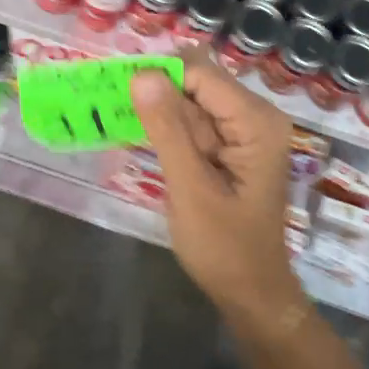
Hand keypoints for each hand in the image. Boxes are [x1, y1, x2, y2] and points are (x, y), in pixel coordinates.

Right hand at [130, 46, 305, 324]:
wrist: (251, 294)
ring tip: (116, 112)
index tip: (117, 84)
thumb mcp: (190, 188)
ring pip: (192, 98)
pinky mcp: (231, 145)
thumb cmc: (224, 247)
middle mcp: (256, 115)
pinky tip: (138, 130)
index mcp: (256, 121)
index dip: (159, 74)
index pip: (202, 74)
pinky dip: (168, 125)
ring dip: (157, 106)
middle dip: (157, 87)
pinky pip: (195, 120)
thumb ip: (167, 128)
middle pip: (198, 81)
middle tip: (112, 99)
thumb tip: (142, 74)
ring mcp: (245, 130)